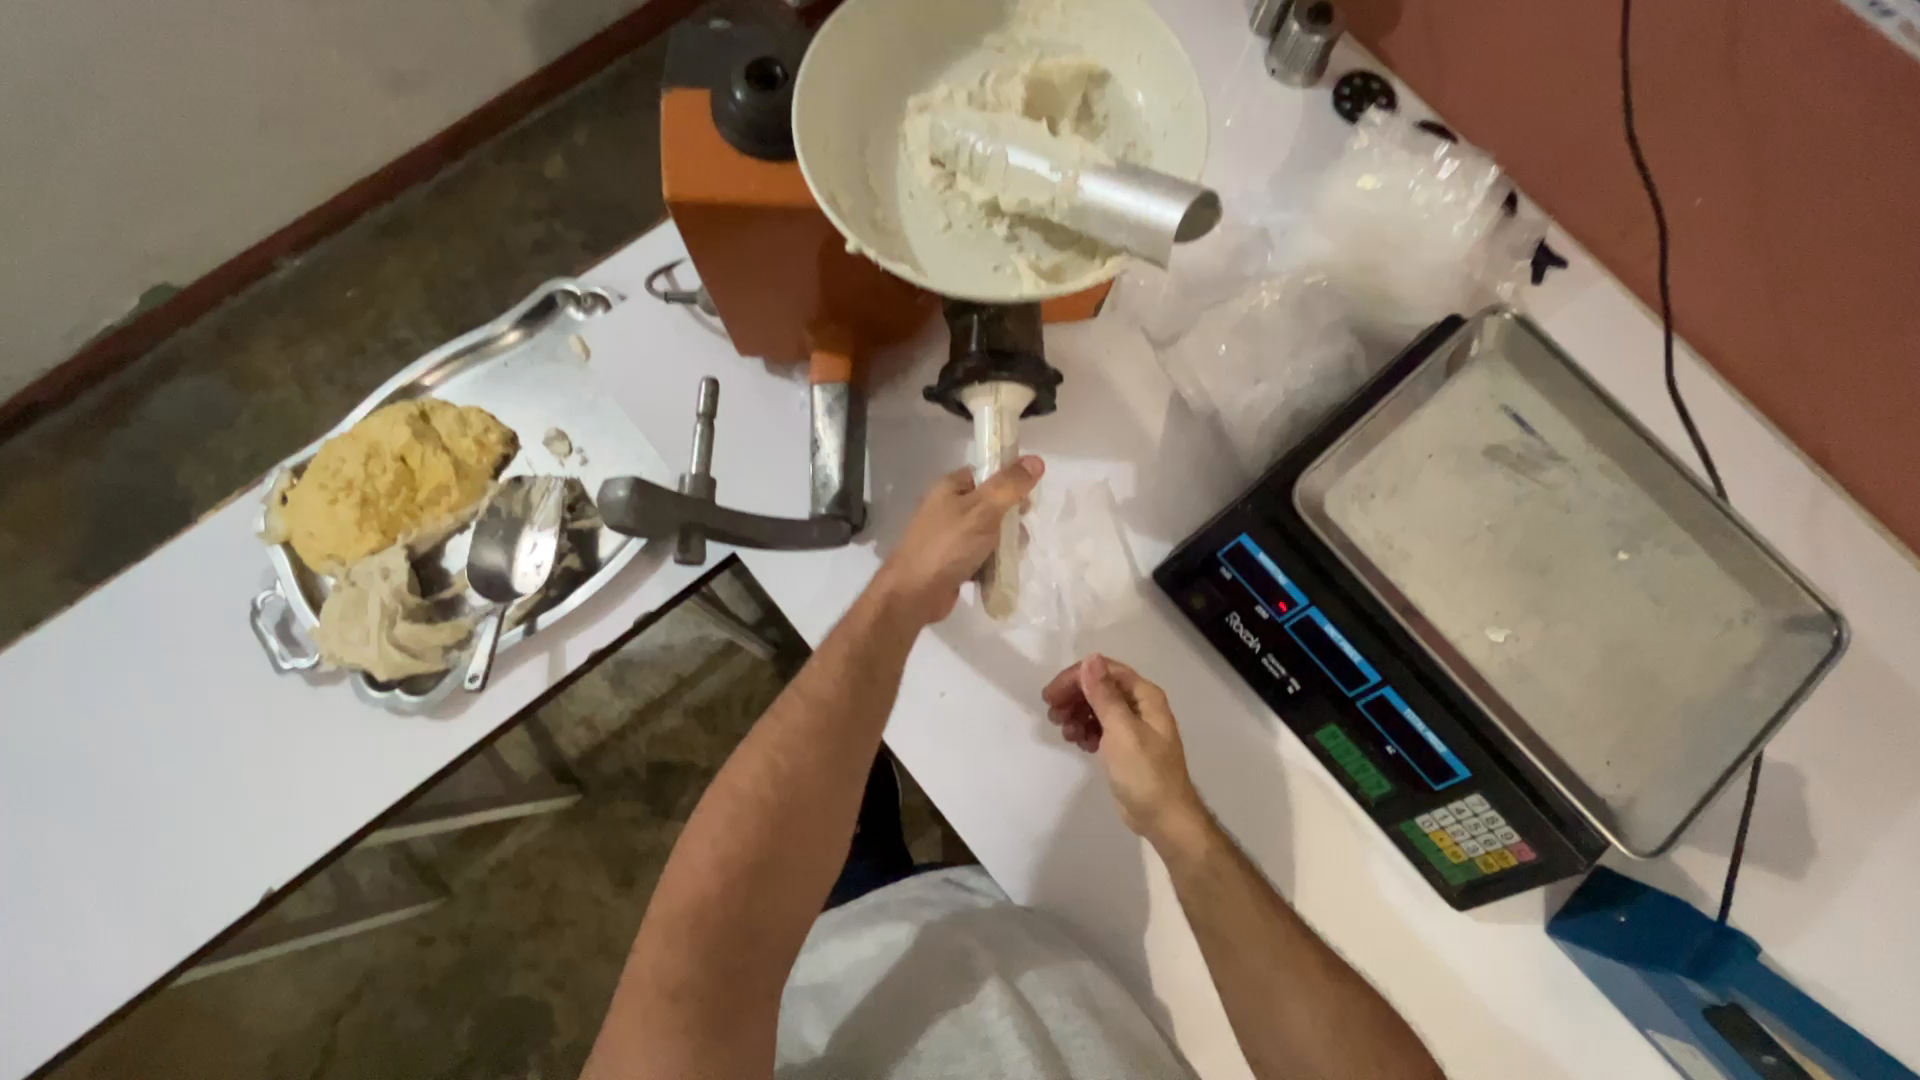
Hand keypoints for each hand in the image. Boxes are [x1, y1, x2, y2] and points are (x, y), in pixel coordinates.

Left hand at [872, 457, 1044, 625]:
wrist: (914, 594)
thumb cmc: (948, 546)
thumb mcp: (983, 510)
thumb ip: (1010, 485)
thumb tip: (1036, 459)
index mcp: (950, 487)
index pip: (987, 474)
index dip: (1009, 484)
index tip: (1026, 501)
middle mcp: (948, 507)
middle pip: (991, 505)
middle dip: (1010, 520)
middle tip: (1016, 535)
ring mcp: (949, 536)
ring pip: (989, 533)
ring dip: (1003, 544)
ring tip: (1009, 556)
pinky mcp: (952, 561)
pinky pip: (981, 555)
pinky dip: (991, 562)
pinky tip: (997, 572)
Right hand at [1042, 655, 1204, 842]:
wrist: (1163, 817)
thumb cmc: (1144, 772)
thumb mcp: (1121, 730)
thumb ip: (1104, 694)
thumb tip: (1091, 658)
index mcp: (1145, 696)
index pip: (1105, 671)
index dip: (1076, 678)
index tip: (1052, 694)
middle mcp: (1140, 706)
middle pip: (1100, 688)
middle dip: (1074, 697)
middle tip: (1052, 713)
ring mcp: (1133, 727)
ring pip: (1097, 708)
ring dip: (1077, 715)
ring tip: (1065, 732)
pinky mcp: (1125, 747)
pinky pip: (1100, 728)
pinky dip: (1086, 731)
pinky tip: (1079, 743)